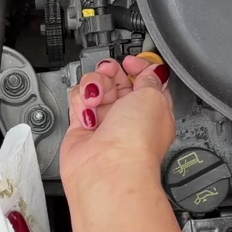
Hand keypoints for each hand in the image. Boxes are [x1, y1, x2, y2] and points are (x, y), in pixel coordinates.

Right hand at [61, 57, 174, 195]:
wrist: (107, 169)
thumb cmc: (136, 142)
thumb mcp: (154, 96)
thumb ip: (151, 77)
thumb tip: (151, 68)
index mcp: (153, 109)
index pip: (145, 79)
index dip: (137, 66)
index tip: (129, 62)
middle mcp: (129, 116)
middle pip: (117, 80)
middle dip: (110, 72)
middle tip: (108, 74)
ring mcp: (105, 121)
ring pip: (95, 86)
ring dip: (94, 85)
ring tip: (95, 98)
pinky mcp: (82, 126)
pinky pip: (77, 99)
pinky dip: (80, 100)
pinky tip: (87, 111)